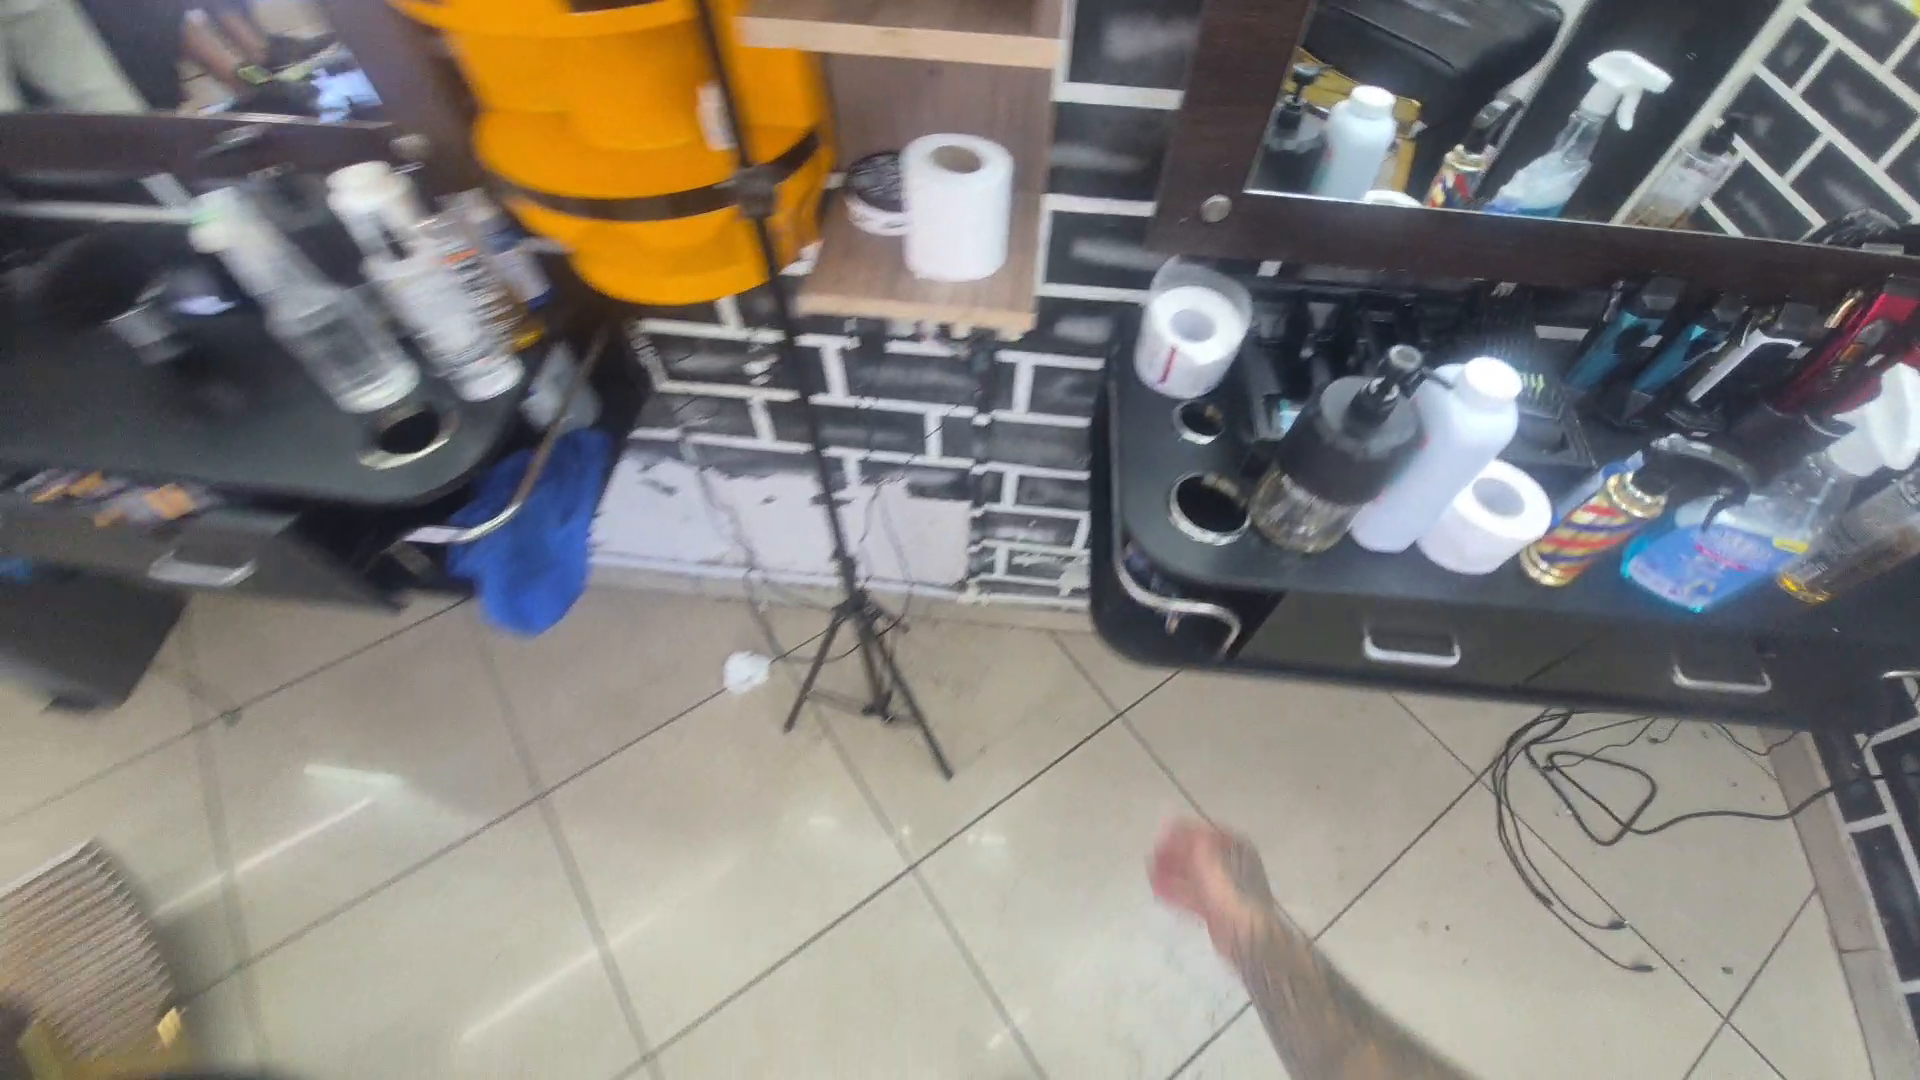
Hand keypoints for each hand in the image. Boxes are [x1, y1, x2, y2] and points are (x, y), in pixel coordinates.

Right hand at [1150, 819, 1273, 953]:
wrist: (1247, 935)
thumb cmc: (1230, 891)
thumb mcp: (1209, 857)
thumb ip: (1192, 840)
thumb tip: (1177, 826)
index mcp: (1235, 848)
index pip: (1204, 833)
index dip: (1181, 833)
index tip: (1162, 836)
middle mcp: (1230, 865)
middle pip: (1196, 855)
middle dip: (1173, 855)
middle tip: (1153, 856)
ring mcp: (1223, 888)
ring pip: (1192, 875)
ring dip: (1171, 872)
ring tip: (1150, 872)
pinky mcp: (1215, 908)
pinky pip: (1191, 894)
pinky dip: (1175, 891)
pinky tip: (1158, 890)